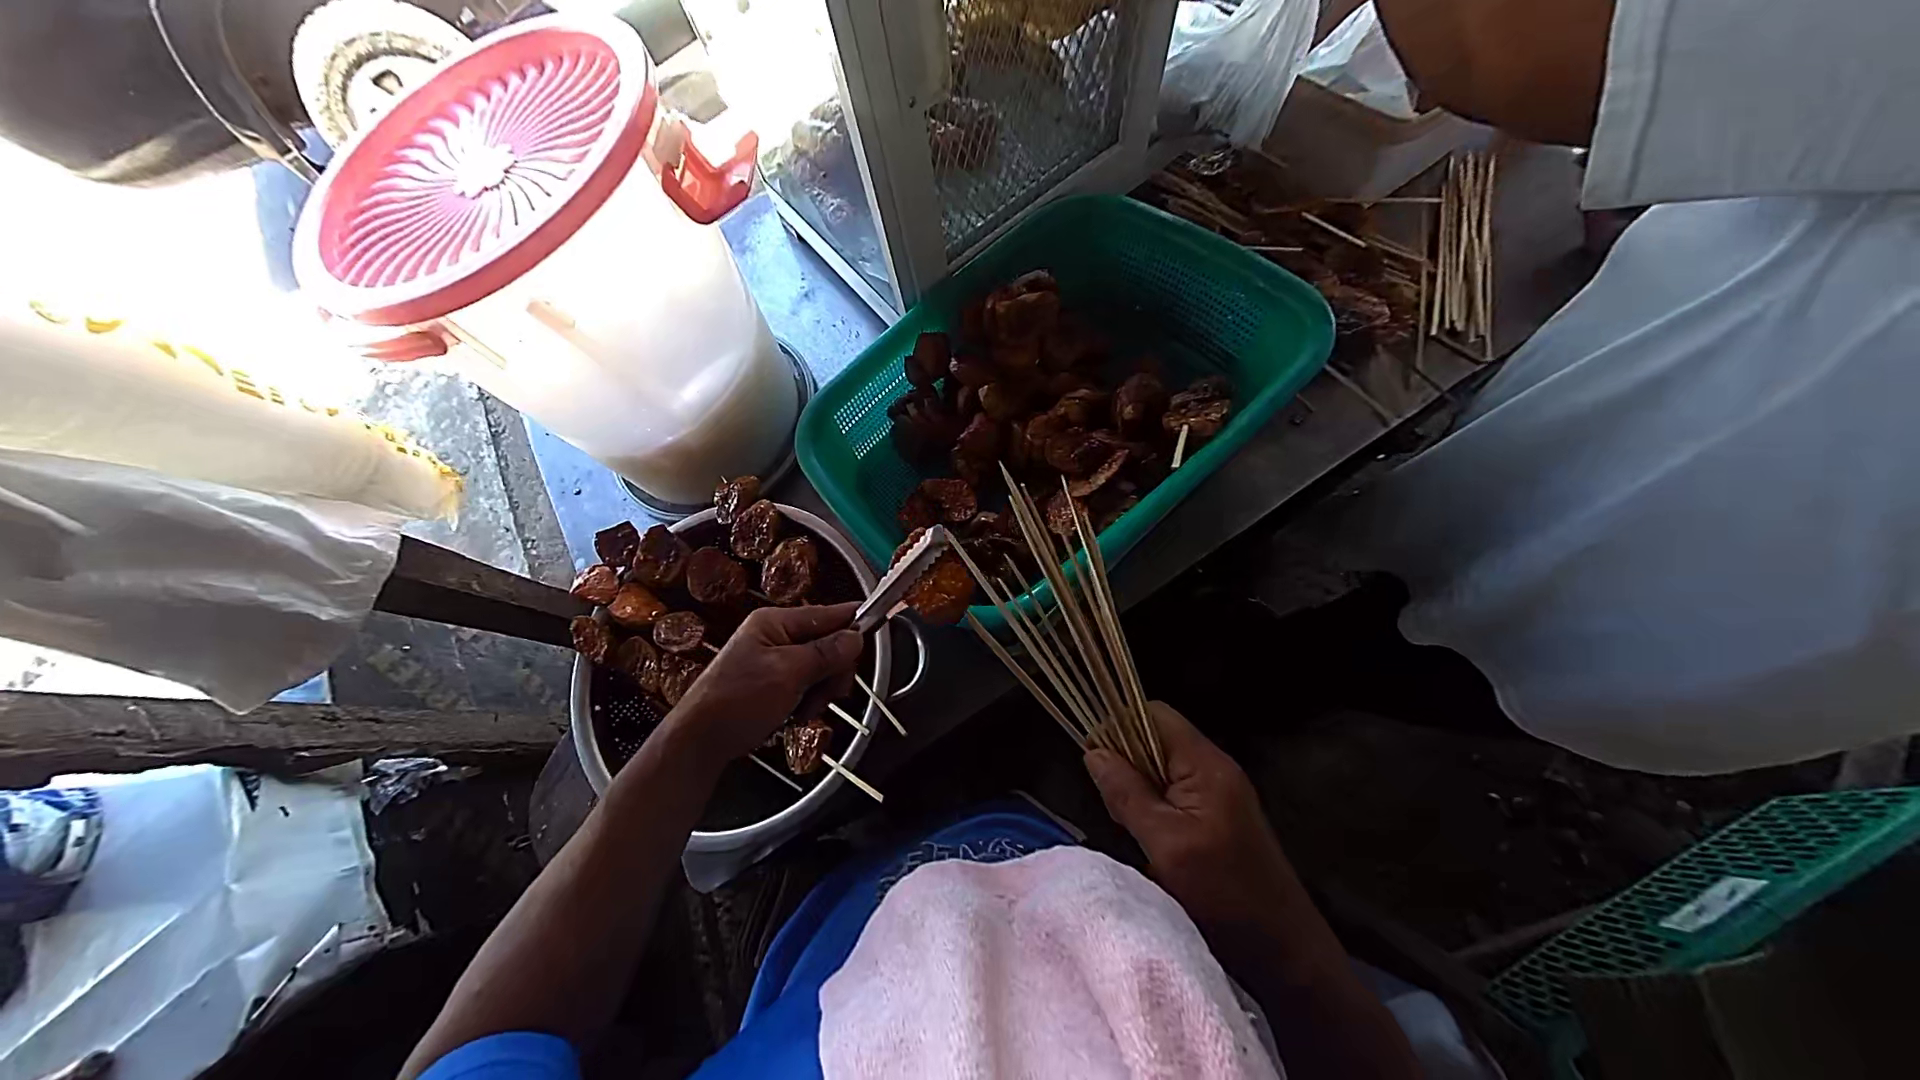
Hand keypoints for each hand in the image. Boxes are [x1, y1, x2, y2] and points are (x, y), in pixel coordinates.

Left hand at [662, 602, 862, 771]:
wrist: (697, 743)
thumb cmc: (736, 702)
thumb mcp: (787, 674)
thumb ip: (826, 653)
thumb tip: (857, 635)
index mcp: (776, 622)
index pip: (828, 613)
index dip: (854, 622)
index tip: (880, 627)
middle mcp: (777, 636)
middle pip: (830, 644)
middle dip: (834, 671)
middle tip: (825, 694)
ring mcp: (775, 660)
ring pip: (822, 668)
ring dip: (821, 691)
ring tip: (804, 709)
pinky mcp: (774, 683)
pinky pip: (807, 685)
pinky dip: (808, 701)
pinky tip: (796, 714)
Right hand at [1084, 702, 1309, 958]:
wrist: (1284, 952)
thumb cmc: (1226, 896)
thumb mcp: (1166, 844)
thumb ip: (1127, 794)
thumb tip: (1093, 753)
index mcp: (1206, 764)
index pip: (1154, 714)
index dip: (1119, 725)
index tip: (1097, 759)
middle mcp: (1213, 767)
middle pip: (1153, 738)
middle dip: (1125, 763)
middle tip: (1116, 805)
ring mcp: (1216, 791)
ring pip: (1157, 767)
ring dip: (1136, 789)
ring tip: (1132, 828)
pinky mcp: (1215, 815)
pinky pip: (1171, 792)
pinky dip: (1151, 808)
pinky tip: (1148, 838)